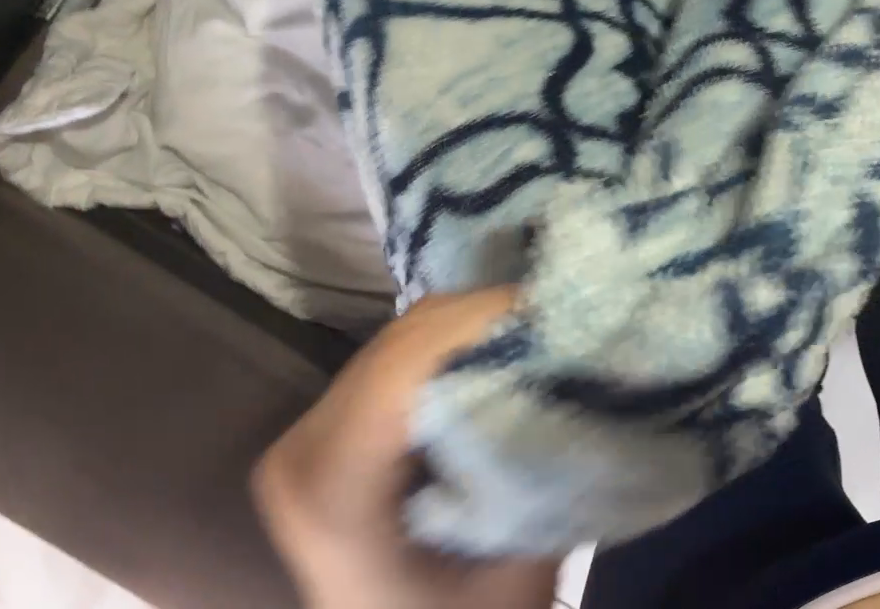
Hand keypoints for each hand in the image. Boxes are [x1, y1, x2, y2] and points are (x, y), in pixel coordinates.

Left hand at [252, 287, 559, 608]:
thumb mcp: (516, 565)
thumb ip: (538, 462)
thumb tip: (576, 366)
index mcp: (333, 488)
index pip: (406, 362)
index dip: (485, 319)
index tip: (560, 314)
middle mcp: (303, 448)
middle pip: (405, 340)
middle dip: (491, 317)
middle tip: (565, 323)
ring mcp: (309, 434)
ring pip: (404, 337)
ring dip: (476, 327)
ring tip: (542, 336)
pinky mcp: (329, 429)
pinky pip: (401, 357)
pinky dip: (457, 346)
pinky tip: (501, 359)